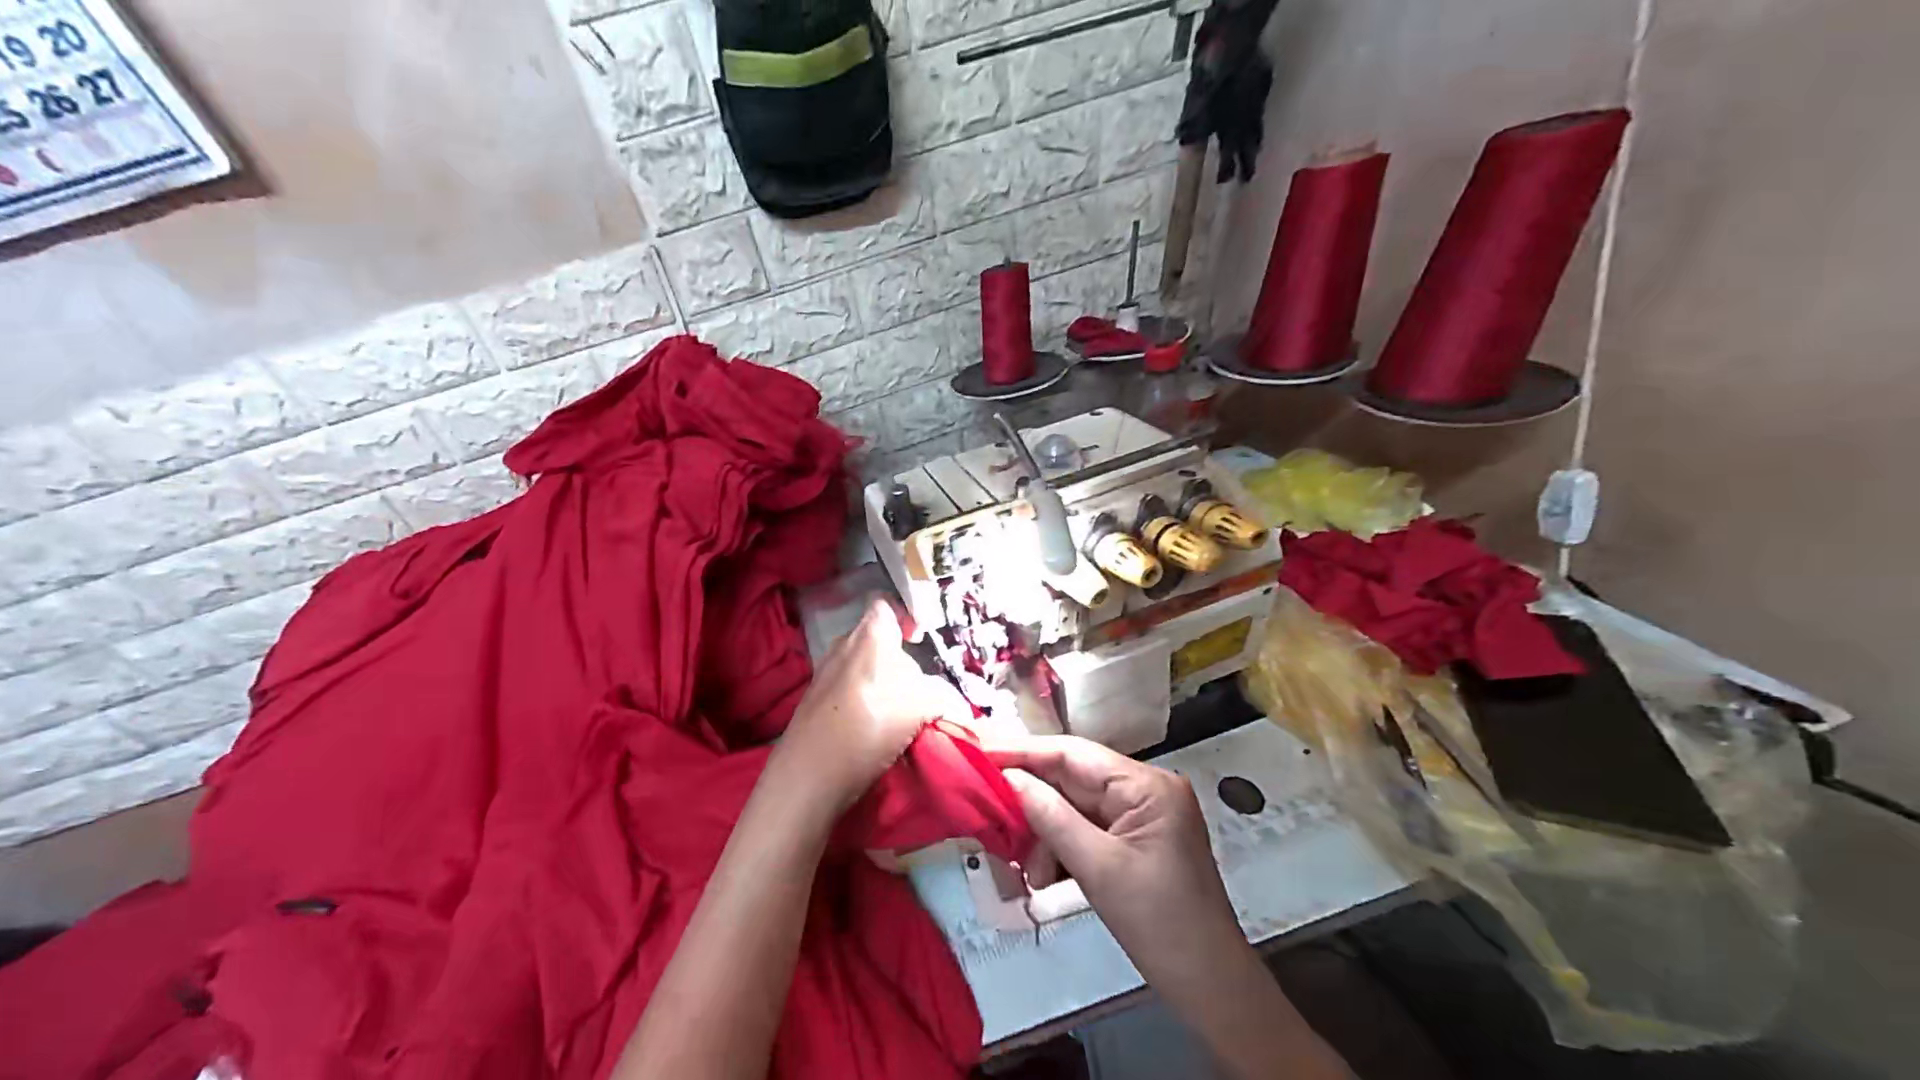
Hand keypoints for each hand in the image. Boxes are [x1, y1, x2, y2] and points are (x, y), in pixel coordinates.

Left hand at [775, 598, 969, 813]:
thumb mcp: (923, 706)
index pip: (886, 603)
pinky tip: (872, 732)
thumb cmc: (871, 724)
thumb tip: (956, 704)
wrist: (810, 774)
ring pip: (861, 668)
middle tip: (918, 687)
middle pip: (876, 640)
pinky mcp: (812, 702)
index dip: (905, 614)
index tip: (920, 638)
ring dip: (880, 685)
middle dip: (898, 659)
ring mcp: (823, 673)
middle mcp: (842, 645)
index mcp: (870, 634)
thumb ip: (943, 697)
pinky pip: (846, 691)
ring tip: (898, 714)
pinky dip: (862, 704)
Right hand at [989, 735, 1355, 1079]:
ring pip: (1074, 807)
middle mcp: (1144, 789)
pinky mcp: (1134, 839)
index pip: (1073, 753)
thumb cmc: (1160, 924)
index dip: (1024, 751)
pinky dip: (1061, 848)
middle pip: (1071, 779)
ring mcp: (1141, 814)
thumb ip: (1050, 817)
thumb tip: (1008, 778)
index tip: (981, 752)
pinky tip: (1046, 875)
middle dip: (1033, 803)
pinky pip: (1086, 829)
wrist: (1210, 986)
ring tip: (1031, 872)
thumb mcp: (1098, 868)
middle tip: (993, 818)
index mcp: (1147, 785)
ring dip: (1045, 834)